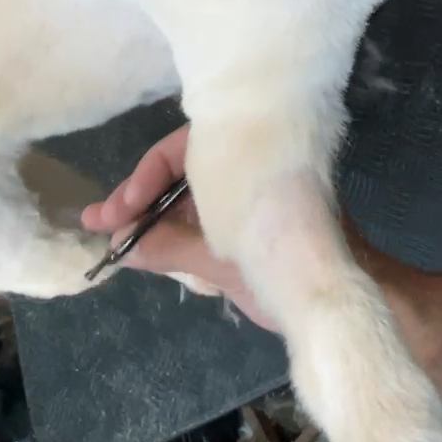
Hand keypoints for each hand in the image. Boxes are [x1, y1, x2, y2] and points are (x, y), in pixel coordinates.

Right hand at [80, 125, 273, 327]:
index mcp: (247, 159)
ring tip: (114, 237)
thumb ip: (171, 248)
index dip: (144, 178)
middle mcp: (248, 170)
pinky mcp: (254, 222)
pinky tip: (150, 247)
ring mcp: (251, 197)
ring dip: (156, 214)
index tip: (116, 212)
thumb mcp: (224, 261)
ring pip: (194, 196)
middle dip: (142, 195)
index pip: (183, 150)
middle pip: (184, 171)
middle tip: (99, 222)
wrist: (341, 291)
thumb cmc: (289, 264)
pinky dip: (179, 229)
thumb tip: (121, 243)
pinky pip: (208, 217)